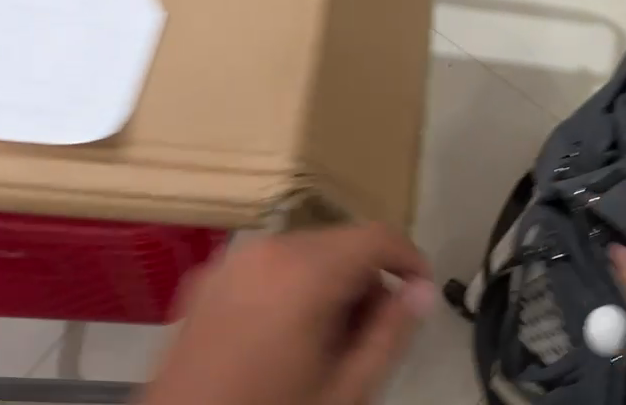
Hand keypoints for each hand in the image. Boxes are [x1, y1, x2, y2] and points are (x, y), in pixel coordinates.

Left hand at [144, 223, 435, 404]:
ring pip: (303, 253)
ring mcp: (229, 261)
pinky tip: (283, 338)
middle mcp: (266, 249)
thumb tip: (421, 291)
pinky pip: (266, 267)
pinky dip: (288, 287)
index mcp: (304, 270)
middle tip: (369, 337)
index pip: (377, 236)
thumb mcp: (344, 392)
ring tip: (325, 344)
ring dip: (328, 283)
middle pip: (340, 243)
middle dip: (365, 281)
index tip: (421, 293)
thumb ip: (390, 334)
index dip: (409, 259)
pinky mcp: (204, 280)